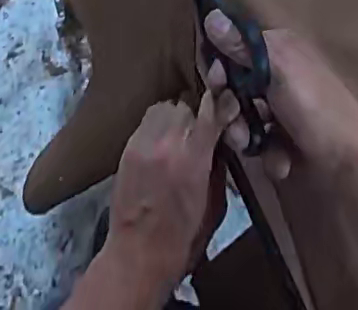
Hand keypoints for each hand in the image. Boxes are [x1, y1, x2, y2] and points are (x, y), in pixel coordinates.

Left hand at [75, 97, 225, 307]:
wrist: (137, 255)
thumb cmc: (183, 235)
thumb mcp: (214, 200)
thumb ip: (220, 160)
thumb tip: (225, 133)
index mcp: (194, 160)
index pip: (212, 110)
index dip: (223, 101)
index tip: (229, 100)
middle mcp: (168, 144)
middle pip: (189, 105)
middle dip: (198, 116)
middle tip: (199, 132)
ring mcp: (144, 143)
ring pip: (168, 106)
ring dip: (177, 117)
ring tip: (178, 135)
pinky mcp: (128, 146)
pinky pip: (149, 119)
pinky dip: (159, 124)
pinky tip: (161, 142)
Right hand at [203, 10, 357, 180]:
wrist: (348, 163)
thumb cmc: (314, 106)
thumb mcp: (277, 70)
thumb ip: (243, 47)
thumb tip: (210, 14)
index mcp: (279, 48)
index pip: (234, 49)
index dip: (220, 68)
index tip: (218, 83)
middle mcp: (277, 73)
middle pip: (232, 86)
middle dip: (228, 108)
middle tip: (236, 120)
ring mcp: (280, 107)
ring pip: (240, 117)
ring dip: (243, 134)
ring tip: (255, 145)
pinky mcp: (283, 138)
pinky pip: (258, 141)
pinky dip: (266, 152)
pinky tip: (281, 160)